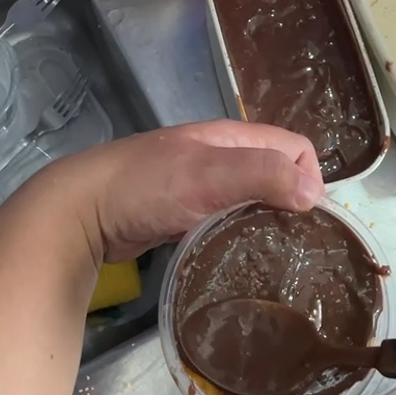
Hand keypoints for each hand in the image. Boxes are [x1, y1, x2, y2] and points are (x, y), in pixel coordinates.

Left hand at [12, 121, 324, 265]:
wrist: (81, 210)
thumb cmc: (148, 187)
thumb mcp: (209, 175)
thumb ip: (262, 175)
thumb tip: (314, 192)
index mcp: (231, 138)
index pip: (294, 147)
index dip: (309, 179)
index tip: (305, 222)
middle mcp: (219, 155)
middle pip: (274, 172)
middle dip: (290, 203)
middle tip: (292, 246)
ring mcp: (198, 182)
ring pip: (249, 197)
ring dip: (263, 220)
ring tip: (267, 256)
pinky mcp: (182, 210)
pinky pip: (225, 217)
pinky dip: (236, 232)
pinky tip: (231, 256)